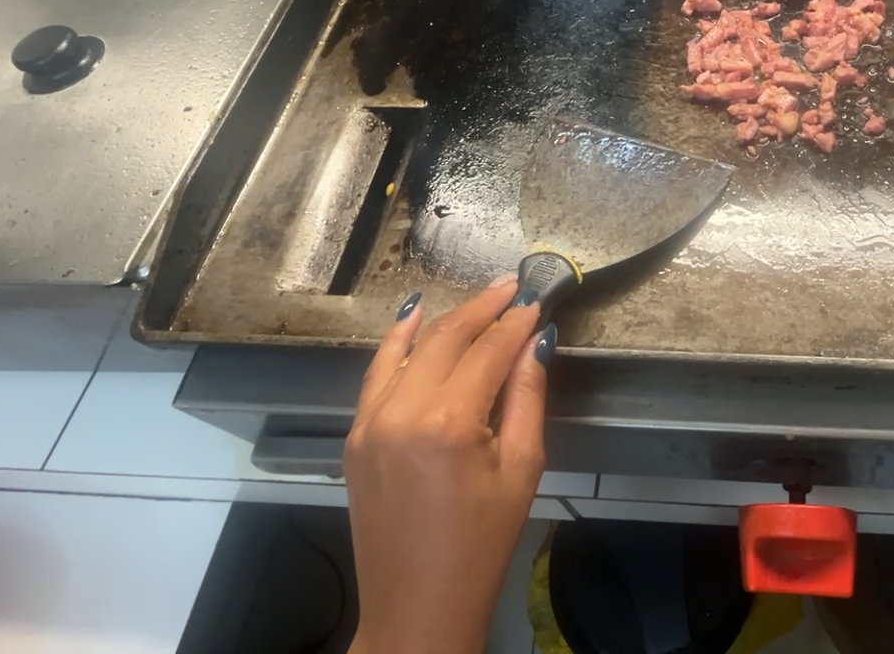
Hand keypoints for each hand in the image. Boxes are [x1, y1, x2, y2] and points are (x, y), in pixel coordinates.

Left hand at [345, 279, 556, 653]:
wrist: (417, 607)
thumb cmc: (483, 542)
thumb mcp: (522, 468)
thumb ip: (528, 396)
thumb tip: (537, 340)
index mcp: (448, 424)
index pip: (488, 351)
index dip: (515, 322)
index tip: (536, 300)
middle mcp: (402, 412)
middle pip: (447, 339)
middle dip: (483, 308)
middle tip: (511, 286)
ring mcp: (370, 422)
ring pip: (411, 348)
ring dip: (446, 319)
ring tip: (480, 298)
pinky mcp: (355, 436)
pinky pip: (378, 373)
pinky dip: (397, 341)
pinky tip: (414, 314)